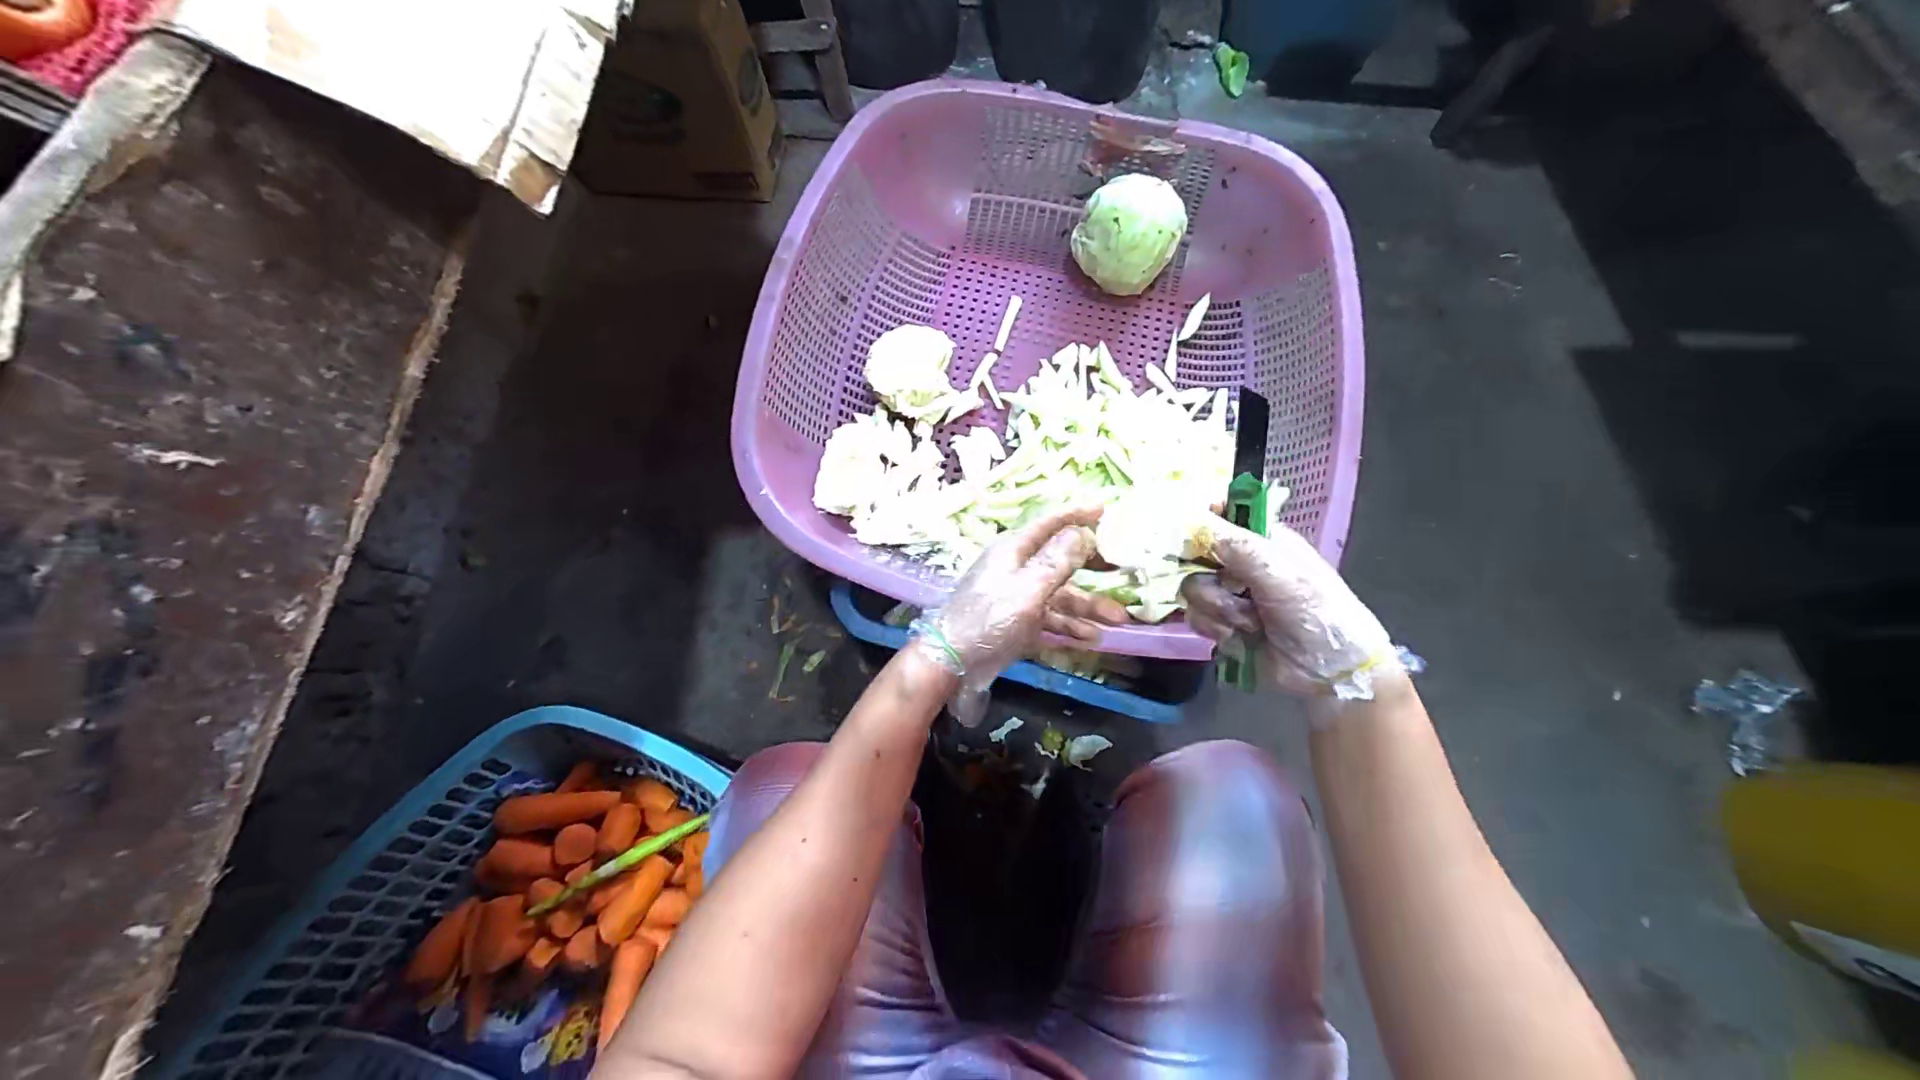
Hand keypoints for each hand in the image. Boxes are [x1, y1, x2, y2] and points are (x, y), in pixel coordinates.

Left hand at [910, 506, 1104, 724]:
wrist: (953, 661)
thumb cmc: (989, 618)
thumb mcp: (1027, 589)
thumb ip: (1056, 563)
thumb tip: (1080, 533)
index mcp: (1014, 551)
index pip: (1049, 524)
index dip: (1076, 515)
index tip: (1104, 508)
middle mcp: (1017, 570)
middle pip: (1061, 563)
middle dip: (1092, 570)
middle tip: (1123, 573)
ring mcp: (1018, 598)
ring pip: (1060, 596)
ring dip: (1088, 608)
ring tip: (1118, 621)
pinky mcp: (1018, 623)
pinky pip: (1050, 620)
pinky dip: (1070, 628)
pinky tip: (1092, 639)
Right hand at [1181, 519, 1398, 699]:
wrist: (1328, 672)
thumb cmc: (1317, 613)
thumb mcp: (1282, 574)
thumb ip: (1238, 547)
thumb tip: (1193, 521)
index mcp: (1260, 540)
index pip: (1218, 516)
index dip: (1200, 523)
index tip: (1192, 539)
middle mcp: (1239, 563)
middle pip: (1194, 554)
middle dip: (1208, 576)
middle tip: (1228, 587)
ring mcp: (1227, 594)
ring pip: (1192, 588)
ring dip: (1219, 608)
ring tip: (1250, 622)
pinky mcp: (1219, 624)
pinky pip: (1195, 616)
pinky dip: (1215, 628)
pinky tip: (1240, 637)